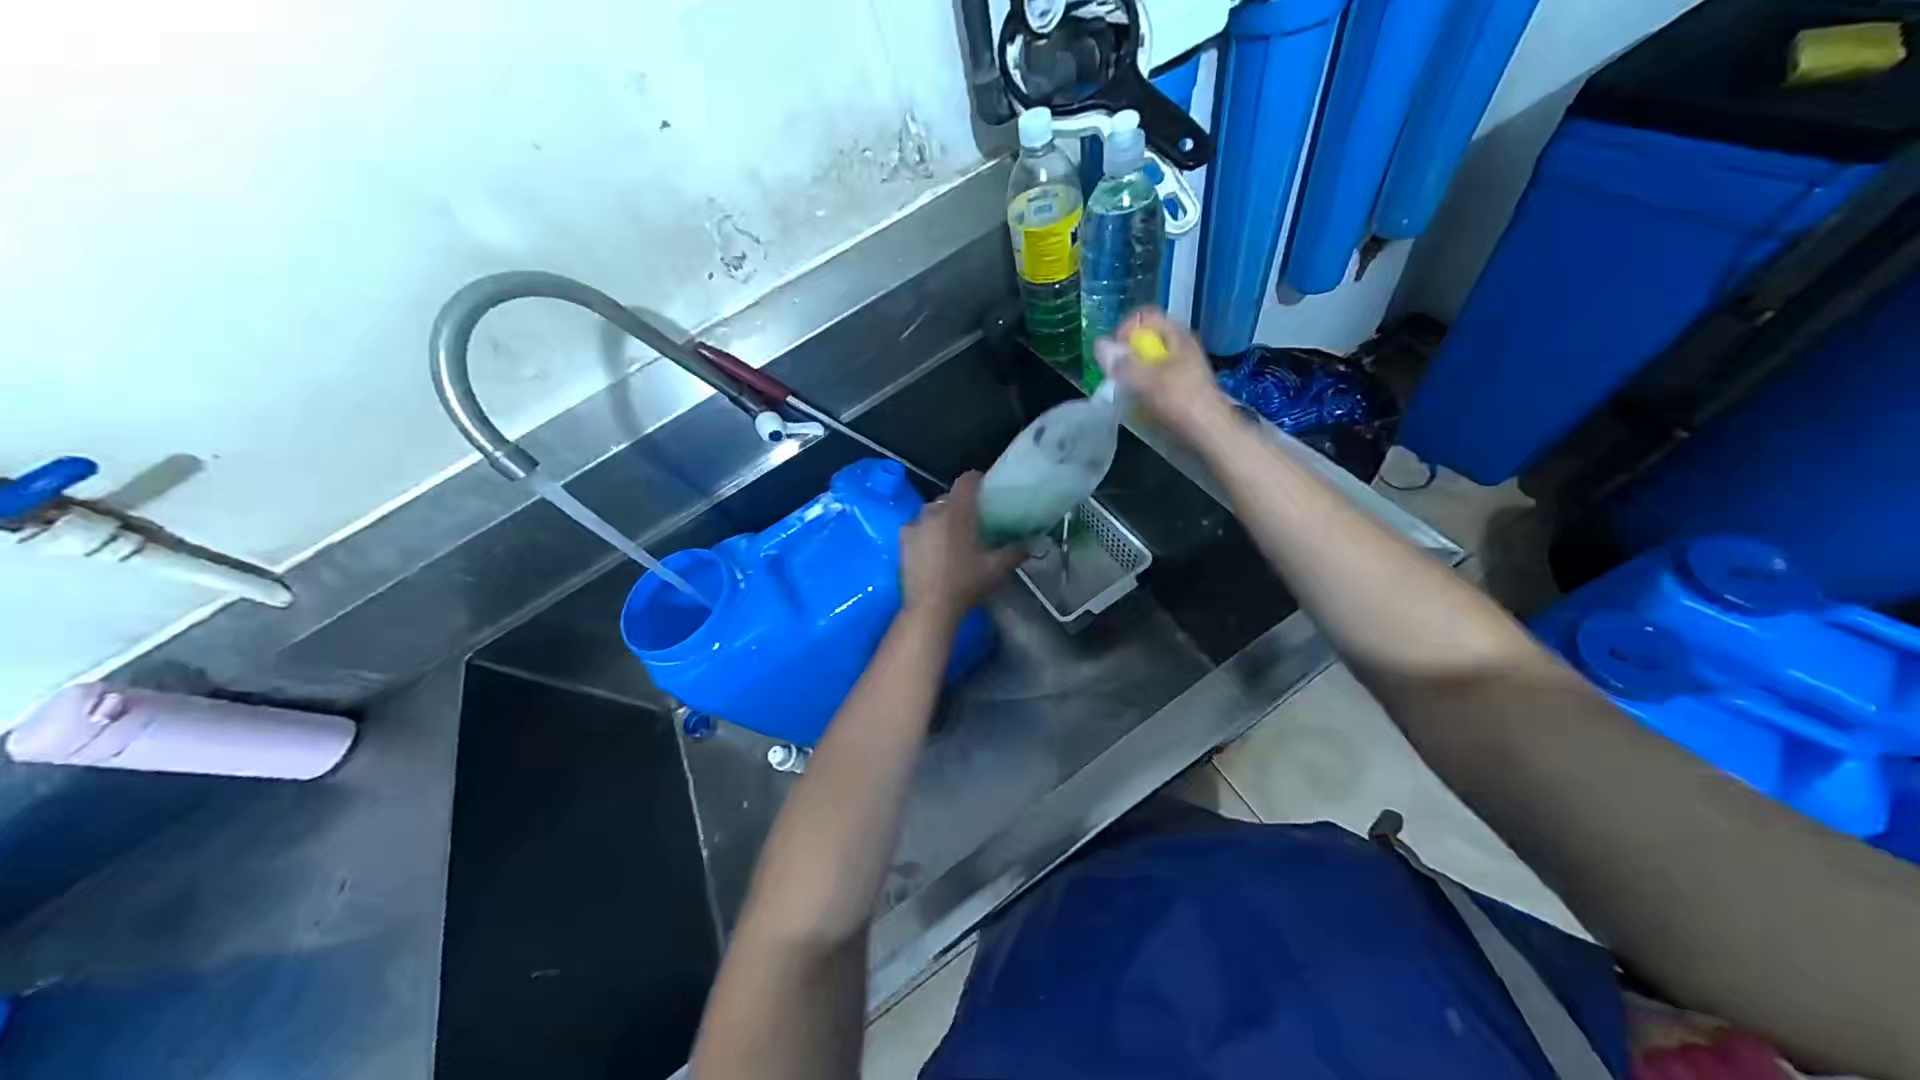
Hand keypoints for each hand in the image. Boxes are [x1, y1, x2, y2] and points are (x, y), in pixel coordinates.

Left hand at [899, 472, 1027, 624]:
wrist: (930, 607)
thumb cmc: (966, 583)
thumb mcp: (997, 568)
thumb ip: (1015, 552)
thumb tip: (1030, 545)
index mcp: (958, 512)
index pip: (966, 480)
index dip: (977, 479)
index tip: (985, 488)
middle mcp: (934, 511)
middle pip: (949, 497)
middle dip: (961, 504)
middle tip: (972, 520)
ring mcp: (915, 525)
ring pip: (931, 511)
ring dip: (942, 517)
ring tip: (951, 535)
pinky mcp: (903, 540)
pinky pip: (917, 527)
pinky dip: (925, 531)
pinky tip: (931, 547)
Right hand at [1095, 308, 1235, 439]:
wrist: (1210, 431)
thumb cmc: (1181, 400)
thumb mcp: (1146, 379)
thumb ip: (1121, 362)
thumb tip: (1100, 344)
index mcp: (1177, 335)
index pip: (1145, 316)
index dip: (1125, 329)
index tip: (1114, 352)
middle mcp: (1181, 345)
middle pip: (1146, 339)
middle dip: (1127, 353)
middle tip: (1116, 373)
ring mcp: (1183, 365)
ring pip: (1150, 359)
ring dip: (1134, 372)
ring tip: (1126, 389)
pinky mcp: (1182, 385)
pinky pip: (1155, 376)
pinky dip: (1144, 385)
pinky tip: (1140, 400)